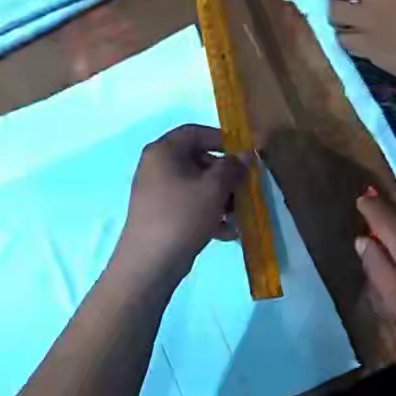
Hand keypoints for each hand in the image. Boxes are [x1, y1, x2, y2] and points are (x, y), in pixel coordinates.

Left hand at [114, 125, 246, 282]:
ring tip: (238, 216)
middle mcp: (157, 167)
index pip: (195, 132)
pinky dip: (208, 214)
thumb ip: (233, 168)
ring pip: (196, 186)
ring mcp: (157, 192)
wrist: (150, 262)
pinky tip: (227, 232)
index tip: (244, 155)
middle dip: (225, 175)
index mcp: (164, 151)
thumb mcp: (214, 188)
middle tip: (245, 188)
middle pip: (198, 160)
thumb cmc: (183, 215)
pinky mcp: (161, 215)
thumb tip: (245, 156)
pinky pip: (190, 206)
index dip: (222, 139)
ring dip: (221, 198)